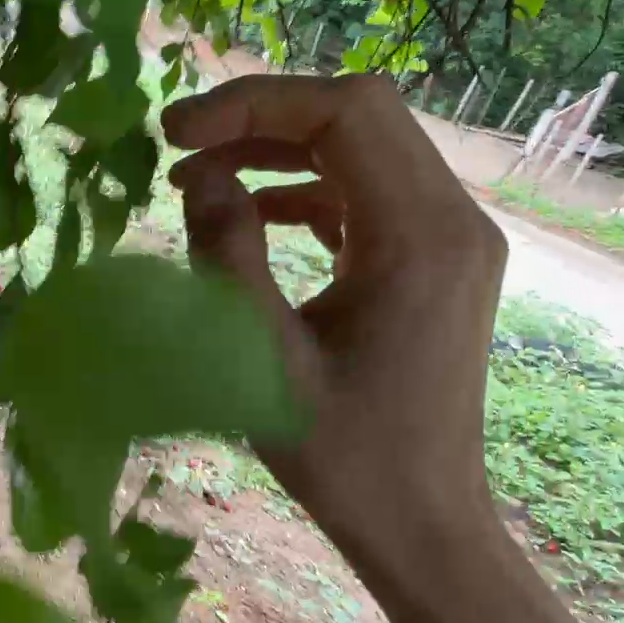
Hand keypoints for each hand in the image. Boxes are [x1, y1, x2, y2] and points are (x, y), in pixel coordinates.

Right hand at [160, 74, 507, 573]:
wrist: (416, 518)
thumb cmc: (341, 452)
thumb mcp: (262, 357)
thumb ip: (227, 257)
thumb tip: (196, 179)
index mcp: (422, 238)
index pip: (347, 114)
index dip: (253, 104)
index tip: (172, 134)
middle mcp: (451, 221)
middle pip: (358, 118)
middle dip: (259, 116)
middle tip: (174, 142)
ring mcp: (444, 240)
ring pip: (357, 150)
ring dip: (272, 150)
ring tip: (193, 174)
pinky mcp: (424, 262)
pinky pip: (359, 195)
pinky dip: (295, 189)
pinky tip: (242, 212)